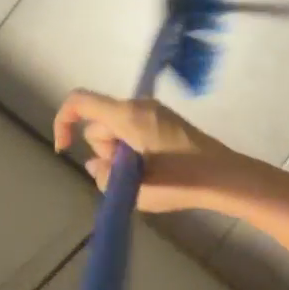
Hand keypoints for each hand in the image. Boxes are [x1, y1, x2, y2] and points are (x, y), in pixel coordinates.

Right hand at [52, 90, 237, 212]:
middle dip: (104, 149)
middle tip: (130, 172)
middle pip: (100, 122)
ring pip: (118, 130)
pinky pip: (137, 132)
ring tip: (147, 174)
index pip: (79, 101)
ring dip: (121, 153)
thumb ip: (104, 175)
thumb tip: (98, 165)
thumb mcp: (133, 188)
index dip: (63, 122)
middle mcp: (140, 105)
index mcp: (127, 114)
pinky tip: (156, 170)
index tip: (65, 150)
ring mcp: (156, 112)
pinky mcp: (168, 122)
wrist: (224, 176)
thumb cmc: (179, 180)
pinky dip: (136, 150)